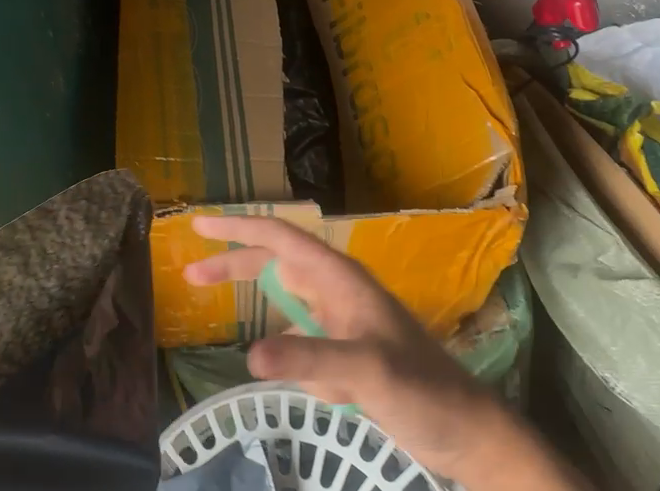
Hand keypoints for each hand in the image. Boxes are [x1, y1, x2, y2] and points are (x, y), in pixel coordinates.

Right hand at [184, 215, 589, 490]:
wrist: (469, 432)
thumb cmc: (422, 390)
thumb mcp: (366, 371)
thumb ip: (308, 359)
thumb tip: (248, 355)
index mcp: (340, 279)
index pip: (279, 239)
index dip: (237, 229)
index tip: (198, 226)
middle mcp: (337, 292)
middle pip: (275, 265)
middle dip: (234, 265)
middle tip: (190, 274)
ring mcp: (343, 322)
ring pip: (288, 307)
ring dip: (266, 317)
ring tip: (253, 339)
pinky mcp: (347, 352)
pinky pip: (304, 346)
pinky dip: (294, 359)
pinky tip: (319, 391)